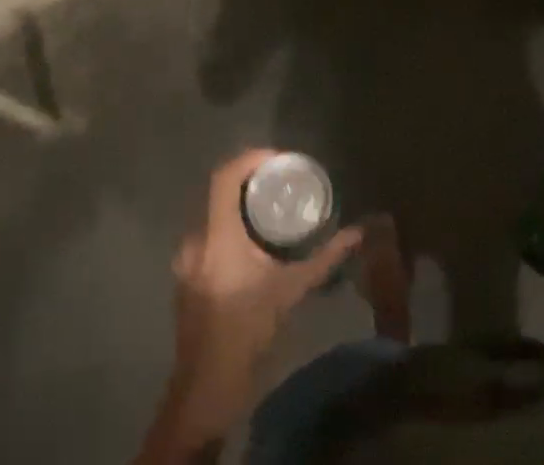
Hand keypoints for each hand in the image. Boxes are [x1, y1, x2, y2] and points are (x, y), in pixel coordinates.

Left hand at [164, 150, 362, 438]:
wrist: (207, 385)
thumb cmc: (248, 332)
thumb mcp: (291, 292)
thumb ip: (324, 260)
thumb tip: (357, 233)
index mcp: (217, 237)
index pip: (224, 177)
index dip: (250, 159)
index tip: (280, 159)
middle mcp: (195, 239)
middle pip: (216, 191)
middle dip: (249, 179)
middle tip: (282, 178)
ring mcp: (186, 258)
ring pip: (210, 213)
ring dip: (239, 203)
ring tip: (272, 203)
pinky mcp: (187, 274)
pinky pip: (207, 233)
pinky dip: (229, 225)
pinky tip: (254, 239)